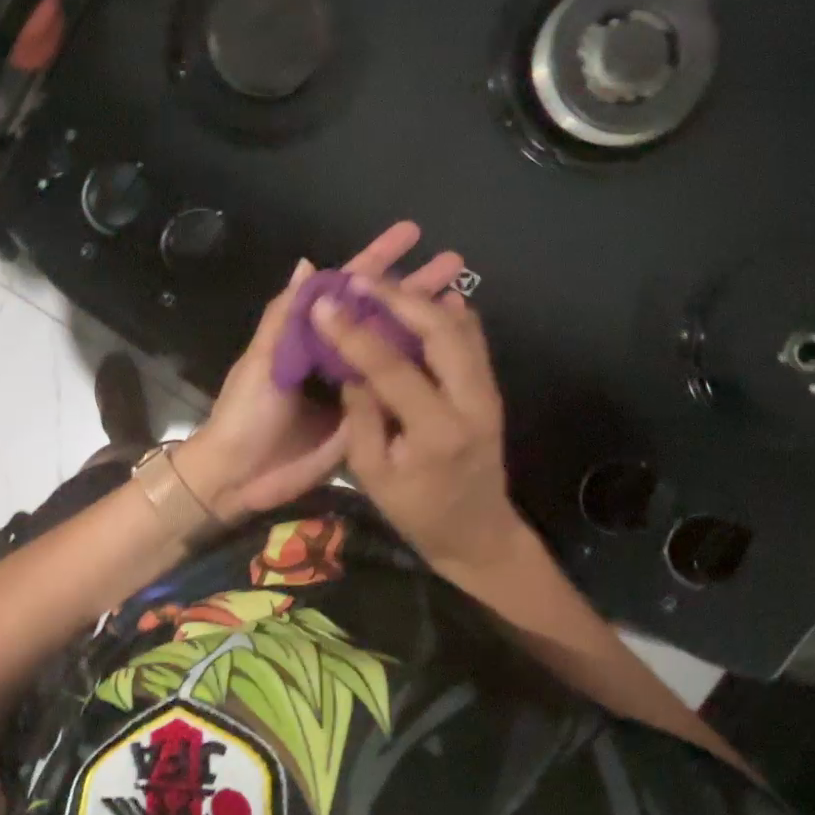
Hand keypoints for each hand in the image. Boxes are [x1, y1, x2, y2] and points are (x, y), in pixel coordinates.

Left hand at [177, 223, 465, 519]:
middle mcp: (332, 354)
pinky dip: (420, 371)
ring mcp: (351, 386)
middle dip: (414, 286)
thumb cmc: (244, 413)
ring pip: (393, 347)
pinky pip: (394, 389)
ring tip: (462, 298)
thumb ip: (286, 316)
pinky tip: (451, 355)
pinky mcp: (364, 419)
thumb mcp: (261, 360)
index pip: (347, 289)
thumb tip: (310, 264)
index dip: (377, 260)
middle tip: (455, 262)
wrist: (240, 476)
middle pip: (379, 312)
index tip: (412, 233)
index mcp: (306, 334)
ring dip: (425, 323)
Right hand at [310, 279, 532, 568]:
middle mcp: (471, 404)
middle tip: (359, 281)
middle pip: (440, 332)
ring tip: (384, 282)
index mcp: (436, 432)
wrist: (478, 533)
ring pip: (461, 328)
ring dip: (422, 300)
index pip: (392, 368)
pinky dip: (448, 314)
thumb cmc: (416, 511)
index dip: (355, 333)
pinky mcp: (490, 389)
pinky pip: (472, 339)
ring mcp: (488, 393)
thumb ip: (360, 414)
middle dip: (398, 299)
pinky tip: (425, 297)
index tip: (324, 306)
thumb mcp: (371, 472)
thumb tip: (349, 364)